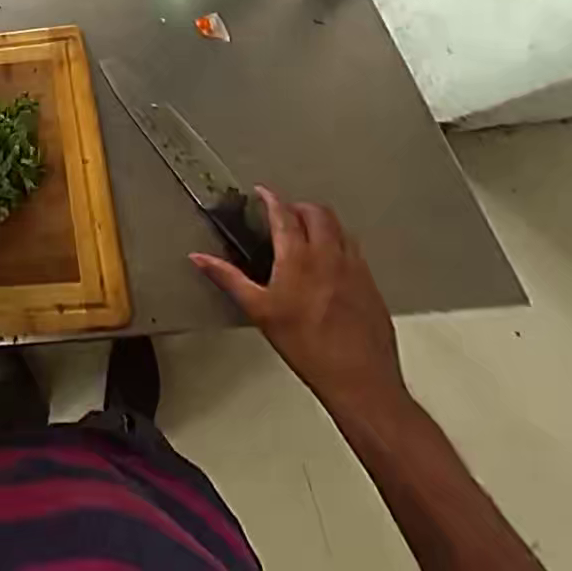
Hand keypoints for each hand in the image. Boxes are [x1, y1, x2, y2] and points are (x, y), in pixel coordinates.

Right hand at [190, 186, 405, 409]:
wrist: (359, 379)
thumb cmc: (307, 347)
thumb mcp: (259, 310)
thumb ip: (227, 278)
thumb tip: (200, 259)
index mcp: (299, 258)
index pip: (284, 214)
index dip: (271, 198)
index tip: (263, 192)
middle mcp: (329, 256)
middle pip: (317, 212)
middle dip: (298, 206)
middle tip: (284, 211)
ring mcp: (355, 268)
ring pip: (340, 227)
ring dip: (322, 221)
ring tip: (307, 230)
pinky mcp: (371, 284)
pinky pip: (355, 249)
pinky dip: (339, 242)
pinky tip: (330, 260)